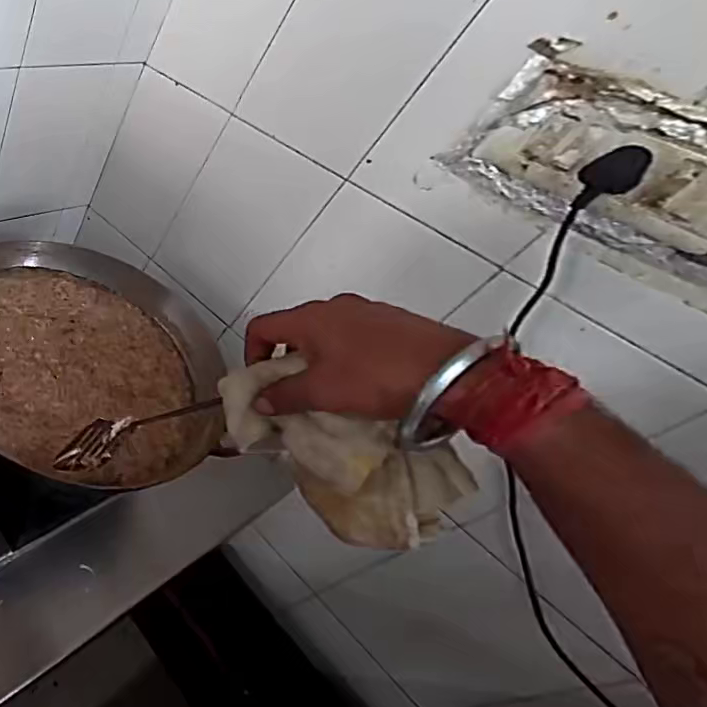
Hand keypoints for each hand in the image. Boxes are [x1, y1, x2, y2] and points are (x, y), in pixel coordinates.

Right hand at [242, 294, 472, 419]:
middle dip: (284, 361)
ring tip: (327, 390)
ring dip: (315, 360)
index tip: (262, 381)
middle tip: (291, 390)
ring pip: (324, 333)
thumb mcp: (322, 393)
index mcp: (311, 317)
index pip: (261, 327)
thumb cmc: (378, 378)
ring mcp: (368, 311)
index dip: (251, 354)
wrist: (454, 374)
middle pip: (292, 329)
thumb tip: (261, 400)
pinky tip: (359, 382)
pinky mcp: (394, 322)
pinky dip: (344, 356)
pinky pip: (353, 336)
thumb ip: (284, 395)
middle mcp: (336, 306)